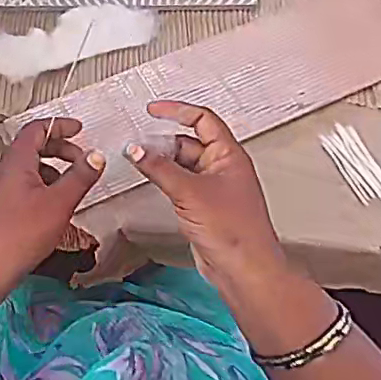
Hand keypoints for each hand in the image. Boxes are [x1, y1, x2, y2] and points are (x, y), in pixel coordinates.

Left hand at [0, 118, 106, 270]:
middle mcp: (6, 170)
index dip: (59, 126)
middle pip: (33, 146)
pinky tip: (56, 203)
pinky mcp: (3, 205)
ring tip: (72, 183)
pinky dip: (44, 184)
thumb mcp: (60, 201)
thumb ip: (80, 176)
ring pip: (30, 166)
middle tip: (81, 158)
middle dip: (60, 148)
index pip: (36, 129)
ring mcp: (2, 188)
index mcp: (17, 161)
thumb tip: (96, 156)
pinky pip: (25, 184)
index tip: (78, 129)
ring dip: (53, 168)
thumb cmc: (22, 232)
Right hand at [122, 101, 282, 273]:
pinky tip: (152, 180)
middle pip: (188, 141)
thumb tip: (137, 150)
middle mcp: (222, 168)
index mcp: (229, 155)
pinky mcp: (203, 205)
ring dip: (161, 161)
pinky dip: (164, 177)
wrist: (244, 269)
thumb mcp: (189, 191)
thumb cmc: (235, 232)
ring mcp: (213, 187)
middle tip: (140, 144)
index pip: (202, 119)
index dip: (177, 110)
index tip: (154, 109)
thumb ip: (158, 168)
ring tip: (140, 161)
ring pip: (182, 163)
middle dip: (162, 141)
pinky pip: (180, 182)